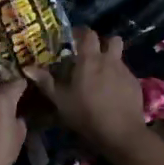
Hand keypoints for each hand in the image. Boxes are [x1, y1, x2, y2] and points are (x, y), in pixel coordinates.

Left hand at [0, 78, 27, 164]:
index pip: (16, 83)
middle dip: (7, 91)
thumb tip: (15, 116)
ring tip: (1, 108)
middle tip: (15, 98)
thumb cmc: (2, 148)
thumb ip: (19, 119)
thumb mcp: (19, 134)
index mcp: (2, 97)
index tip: (27, 88)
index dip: (23, 85)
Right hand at [26, 28, 147, 153]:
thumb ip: (45, 82)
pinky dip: (117, 77)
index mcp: (90, 60)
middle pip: (112, 39)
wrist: (121, 132)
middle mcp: (110, 60)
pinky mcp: (135, 84)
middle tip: (91, 54)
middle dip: (103, 42)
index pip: (88, 34)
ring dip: (110, 61)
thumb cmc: (86, 114)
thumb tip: (27, 68)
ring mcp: (125, 71)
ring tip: (100, 76)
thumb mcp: (60, 100)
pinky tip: (111, 93)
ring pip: (119, 57)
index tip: (73, 38)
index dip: (81, 32)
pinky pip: (125, 73)